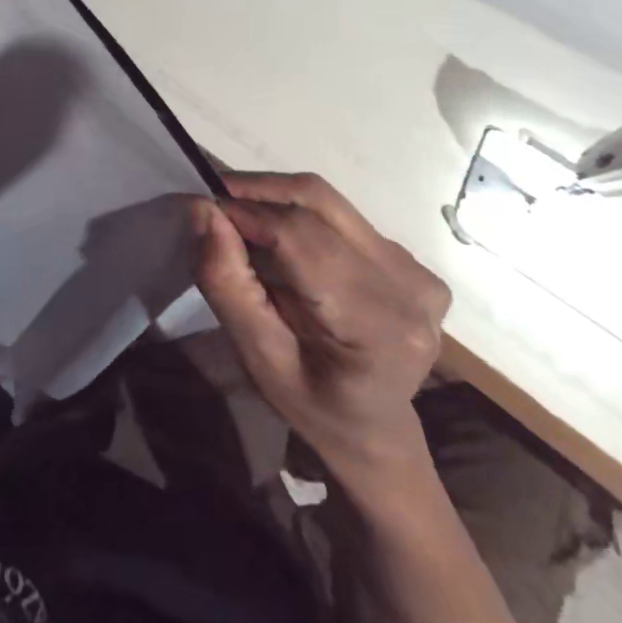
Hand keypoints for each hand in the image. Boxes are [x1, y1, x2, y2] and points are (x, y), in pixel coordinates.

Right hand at [192, 173, 451, 467]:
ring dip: (276, 201)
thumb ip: (229, 284)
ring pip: (330, 204)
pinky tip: (278, 243)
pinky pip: (343, 218)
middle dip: (257, 192)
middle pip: (319, 204)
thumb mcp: (257, 356)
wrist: (373, 429)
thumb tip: (203, 212)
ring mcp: (419, 270)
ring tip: (239, 223)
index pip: (302, 237)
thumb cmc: (310, 404)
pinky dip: (299, 216)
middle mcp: (410, 285)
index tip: (202, 211)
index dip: (246, 212)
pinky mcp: (414, 262)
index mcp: (377, 324)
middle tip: (213, 204)